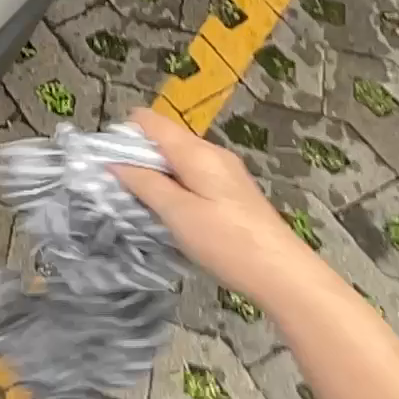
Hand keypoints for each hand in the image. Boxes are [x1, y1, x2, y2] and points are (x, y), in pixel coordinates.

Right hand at [111, 108, 329, 309]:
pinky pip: (192, 173)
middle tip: (124, 189)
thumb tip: (113, 162)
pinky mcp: (232, 191)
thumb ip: (143, 182)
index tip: (111, 165)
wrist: (287, 278)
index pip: (147, 120)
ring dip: (155, 173)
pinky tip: (174, 213)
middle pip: (162, 137)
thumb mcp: (177, 213)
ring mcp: (225, 171)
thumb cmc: (227, 243)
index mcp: (195, 151)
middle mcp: (211, 152)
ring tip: (146, 204)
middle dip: (137, 156)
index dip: (123, 136)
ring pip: (176, 157)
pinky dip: (174, 184)